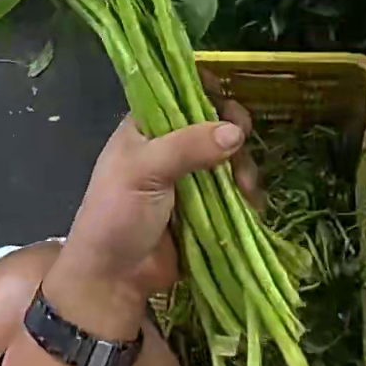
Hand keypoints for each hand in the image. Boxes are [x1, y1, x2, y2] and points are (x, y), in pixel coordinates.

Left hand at [47, 109, 252, 336]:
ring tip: (245, 187)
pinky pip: (235, 191)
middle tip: (242, 139)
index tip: (226, 94)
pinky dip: (247, 195)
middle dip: (232, 130)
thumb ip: (187, 147)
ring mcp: (189, 177)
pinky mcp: (206, 208)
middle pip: (212, 123)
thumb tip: (235, 132)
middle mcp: (169, 146)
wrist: (114, 277)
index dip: (203, 88)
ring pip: (228, 157)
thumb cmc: (117, 213)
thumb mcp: (144, 171)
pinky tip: (251, 205)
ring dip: (243, 167)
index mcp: (145, 127)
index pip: (177, 92)